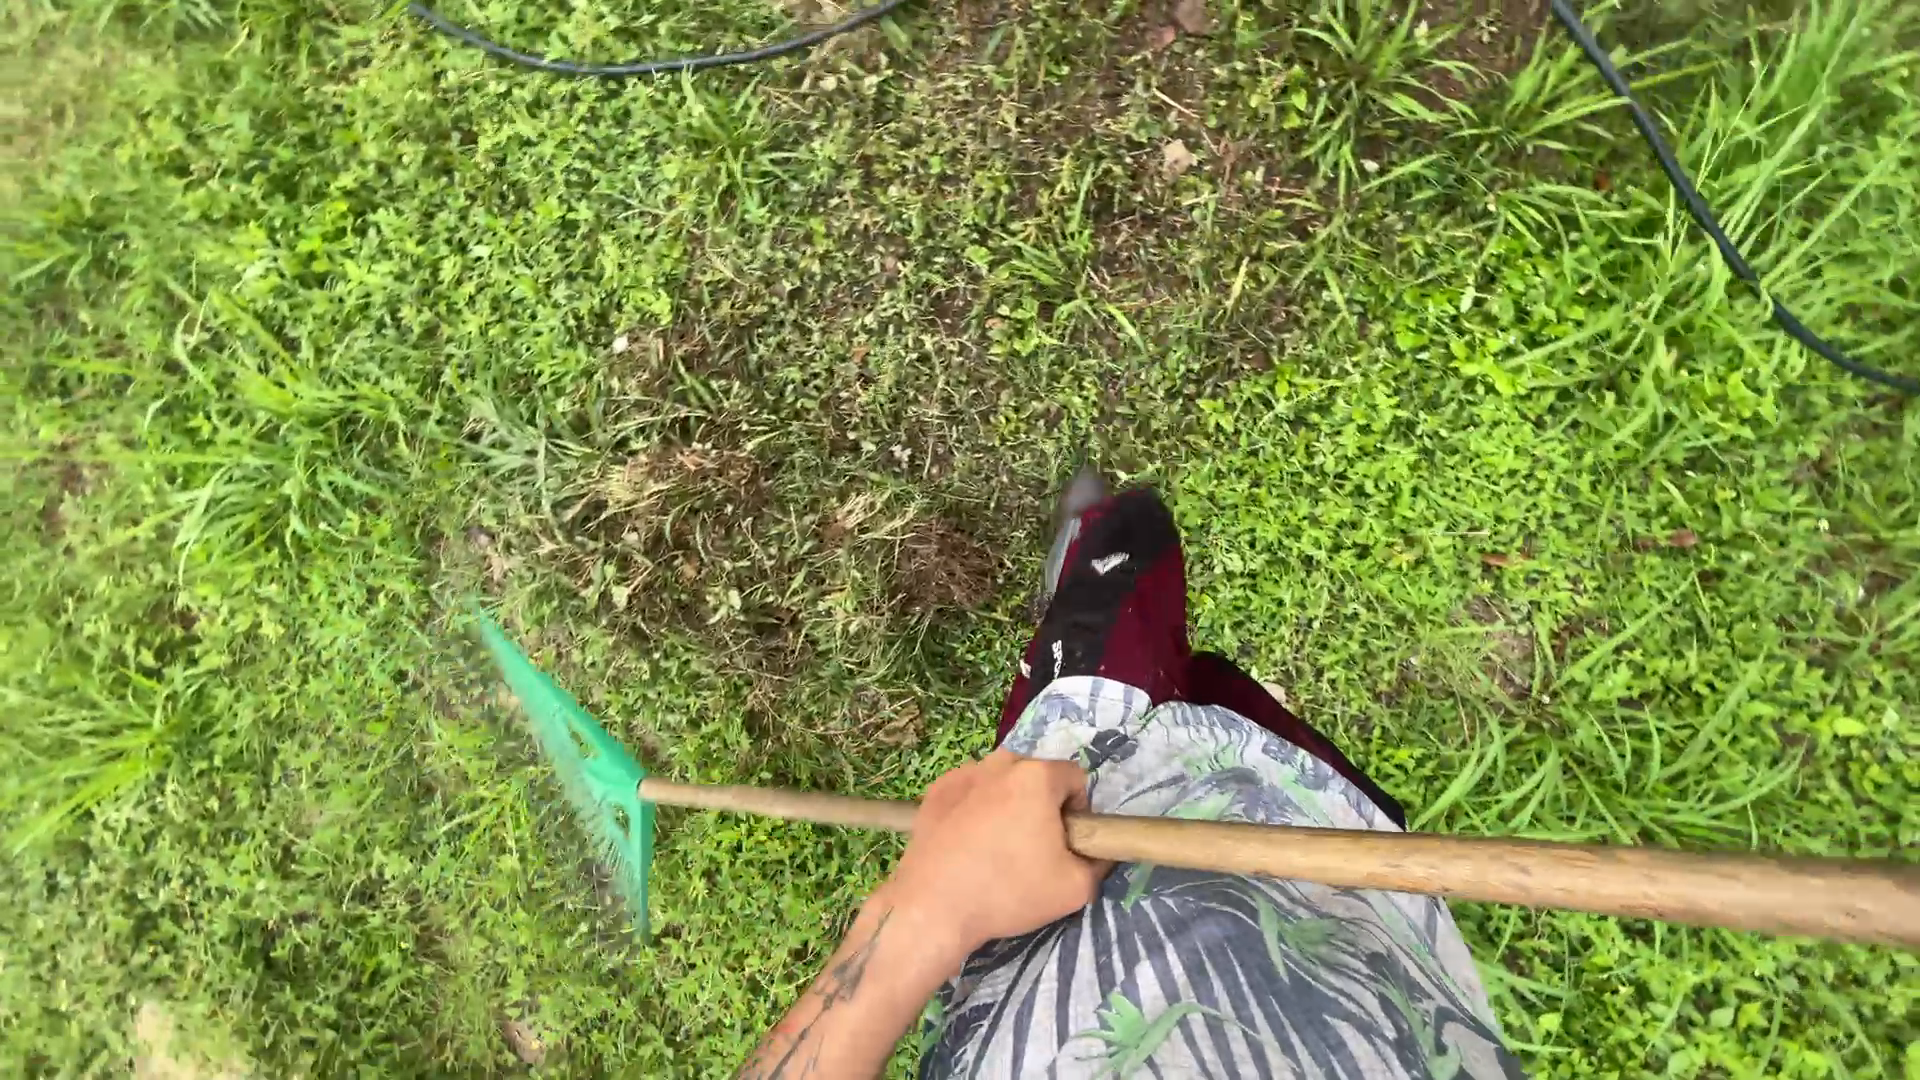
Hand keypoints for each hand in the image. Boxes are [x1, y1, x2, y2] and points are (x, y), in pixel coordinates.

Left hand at [876, 750, 1110, 957]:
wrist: (934, 904)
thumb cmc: (1009, 890)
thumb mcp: (1075, 888)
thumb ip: (1099, 862)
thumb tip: (1100, 850)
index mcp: (1037, 775)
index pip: (1074, 778)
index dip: (1077, 810)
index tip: (1064, 842)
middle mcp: (1001, 761)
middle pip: (1036, 777)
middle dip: (1041, 805)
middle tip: (1031, 849)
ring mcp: (965, 772)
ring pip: (1002, 782)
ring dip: (1008, 804)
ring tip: (996, 849)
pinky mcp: (938, 788)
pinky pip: (972, 791)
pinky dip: (976, 809)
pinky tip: (967, 843)